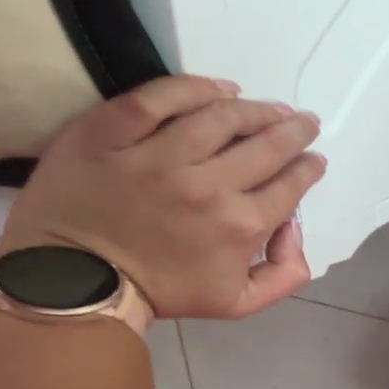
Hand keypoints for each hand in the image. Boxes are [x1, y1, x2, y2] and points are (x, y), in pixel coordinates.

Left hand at [0, 75, 327, 319]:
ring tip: (269, 107)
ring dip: (255, 109)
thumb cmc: (164, 291)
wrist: (75, 280)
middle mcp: (208, 186)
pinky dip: (192, 87)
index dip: (308, 167)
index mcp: (242, 225)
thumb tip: (295, 229)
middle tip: (305, 122)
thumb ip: (287, 272)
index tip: (313, 157)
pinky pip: (154, 99)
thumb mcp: (243, 302)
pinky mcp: (108, 134)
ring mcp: (156, 157)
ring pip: (219, 118)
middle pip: (266, 146)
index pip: (290, 185)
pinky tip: (218, 87)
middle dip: (294, 131)